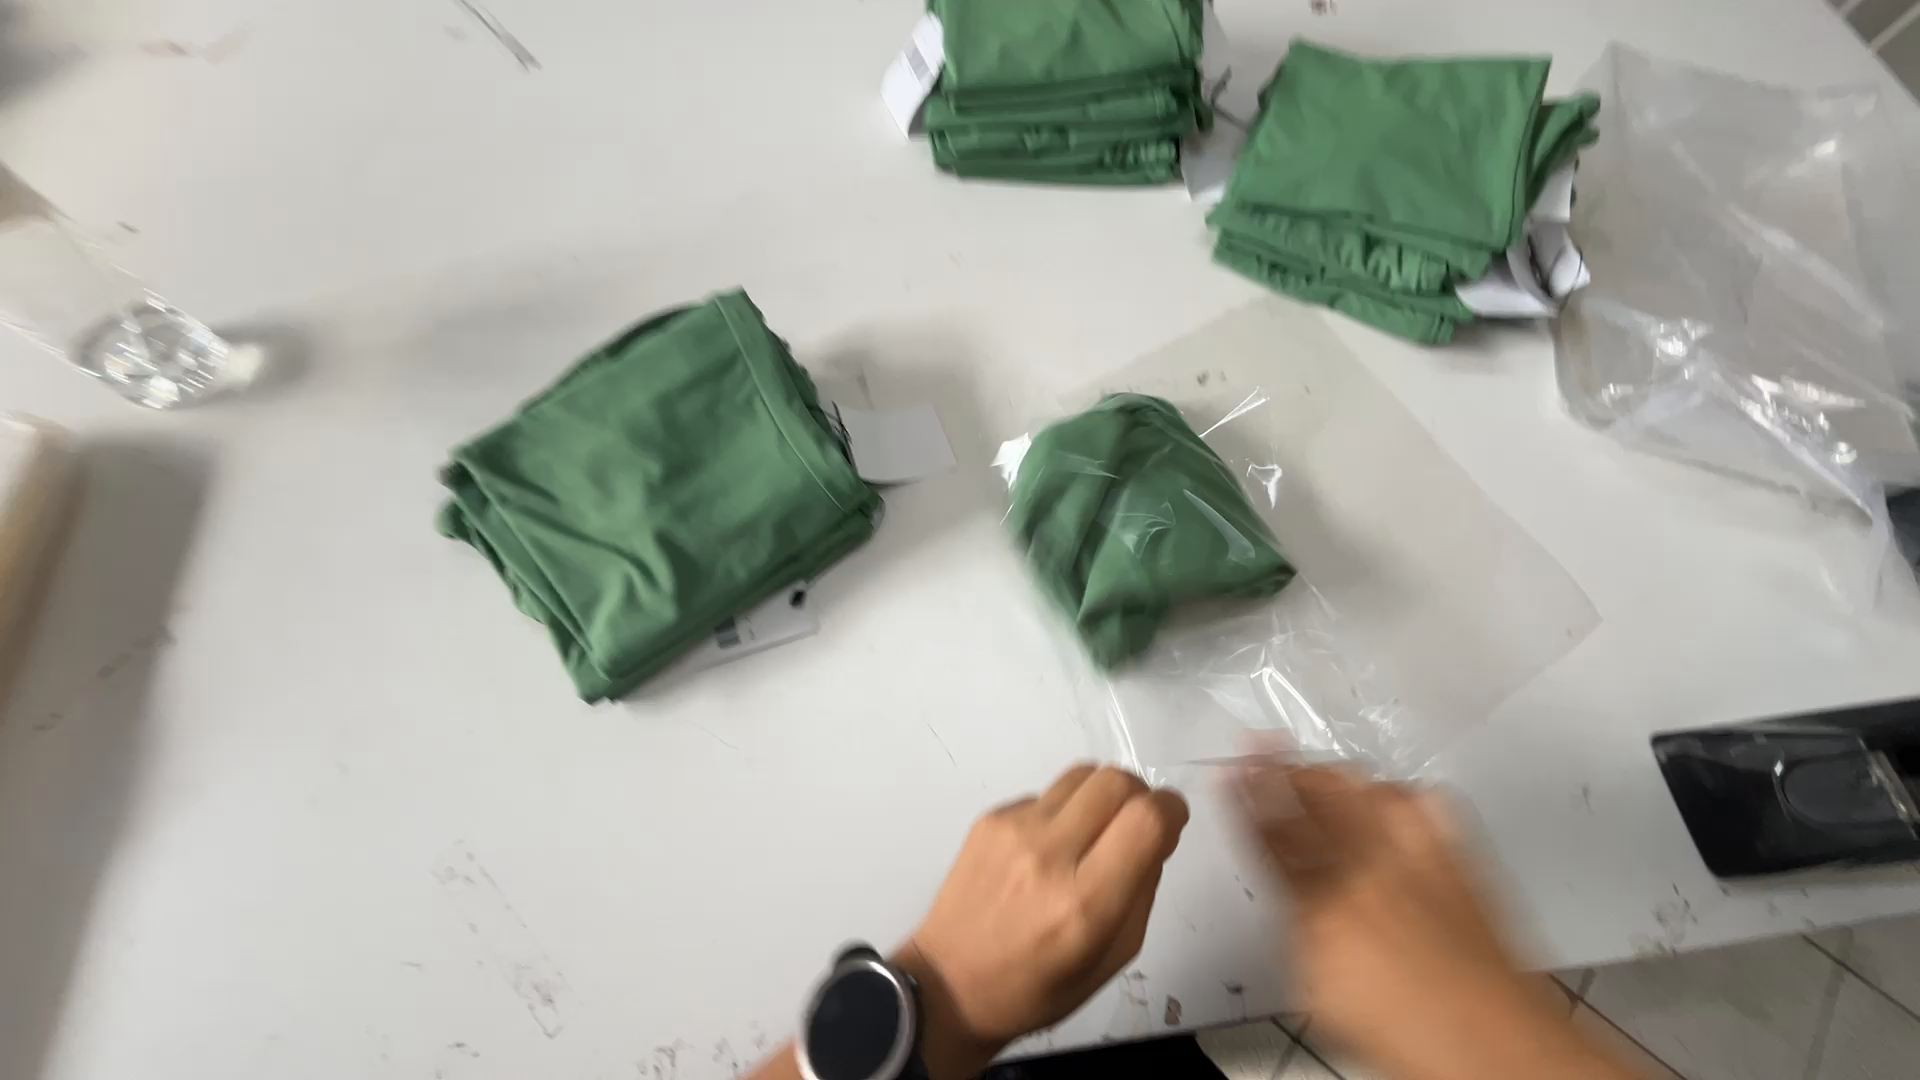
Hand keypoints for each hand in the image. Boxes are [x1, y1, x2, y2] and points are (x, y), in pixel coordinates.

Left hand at [901, 765, 1188, 1076]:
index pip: (1145, 820)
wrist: (950, 981)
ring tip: (1094, 829)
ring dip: (1102, 794)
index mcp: (1086, 903)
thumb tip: (1155, 835)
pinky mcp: (990, 816)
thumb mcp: (1112, 959)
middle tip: (1137, 822)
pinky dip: (1063, 811)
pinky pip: (1047, 794)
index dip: (1170, 810)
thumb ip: (1142, 891)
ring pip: (1081, 775)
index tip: (1171, 821)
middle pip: (1115, 781)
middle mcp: (1048, 855)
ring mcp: (1014, 828)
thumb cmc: (1038, 987)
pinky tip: (1048, 847)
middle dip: (1140, 794)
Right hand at [1233, 755, 1642, 1079]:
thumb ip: (1299, 932)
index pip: (1268, 832)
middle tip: (1263, 747)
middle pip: (1311, 798)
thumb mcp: (1321, 992)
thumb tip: (1290, 899)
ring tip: (1315, 765)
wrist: (1500, 1048)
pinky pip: (1421, 807)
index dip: (1244, 796)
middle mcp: (1365, 872)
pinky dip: (1397, 795)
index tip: (1231, 771)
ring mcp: (1415, 861)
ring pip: (1362, 791)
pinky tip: (1388, 794)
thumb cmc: (1409, 1031)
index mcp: (1319, 906)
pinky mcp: (1457, 862)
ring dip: (1331, 773)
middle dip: (1281, 766)